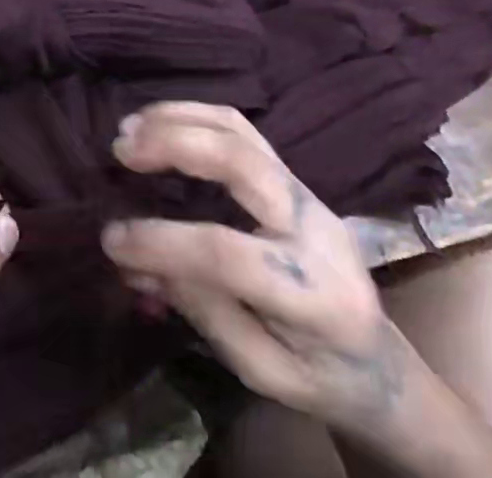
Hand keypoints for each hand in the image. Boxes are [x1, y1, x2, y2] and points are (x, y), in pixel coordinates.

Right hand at [101, 102, 409, 433]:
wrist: (380, 362)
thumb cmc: (319, 376)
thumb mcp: (261, 369)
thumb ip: (202, 312)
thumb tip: (137, 262)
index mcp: (317, 295)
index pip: (227, 254)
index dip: (161, 241)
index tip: (111, 239)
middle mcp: (316, 229)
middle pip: (243, 163)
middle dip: (174, 146)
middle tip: (120, 150)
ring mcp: (305, 194)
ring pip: (240, 132)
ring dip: (178, 121)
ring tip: (128, 129)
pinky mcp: (289, 177)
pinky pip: (240, 129)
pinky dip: (191, 115)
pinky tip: (155, 122)